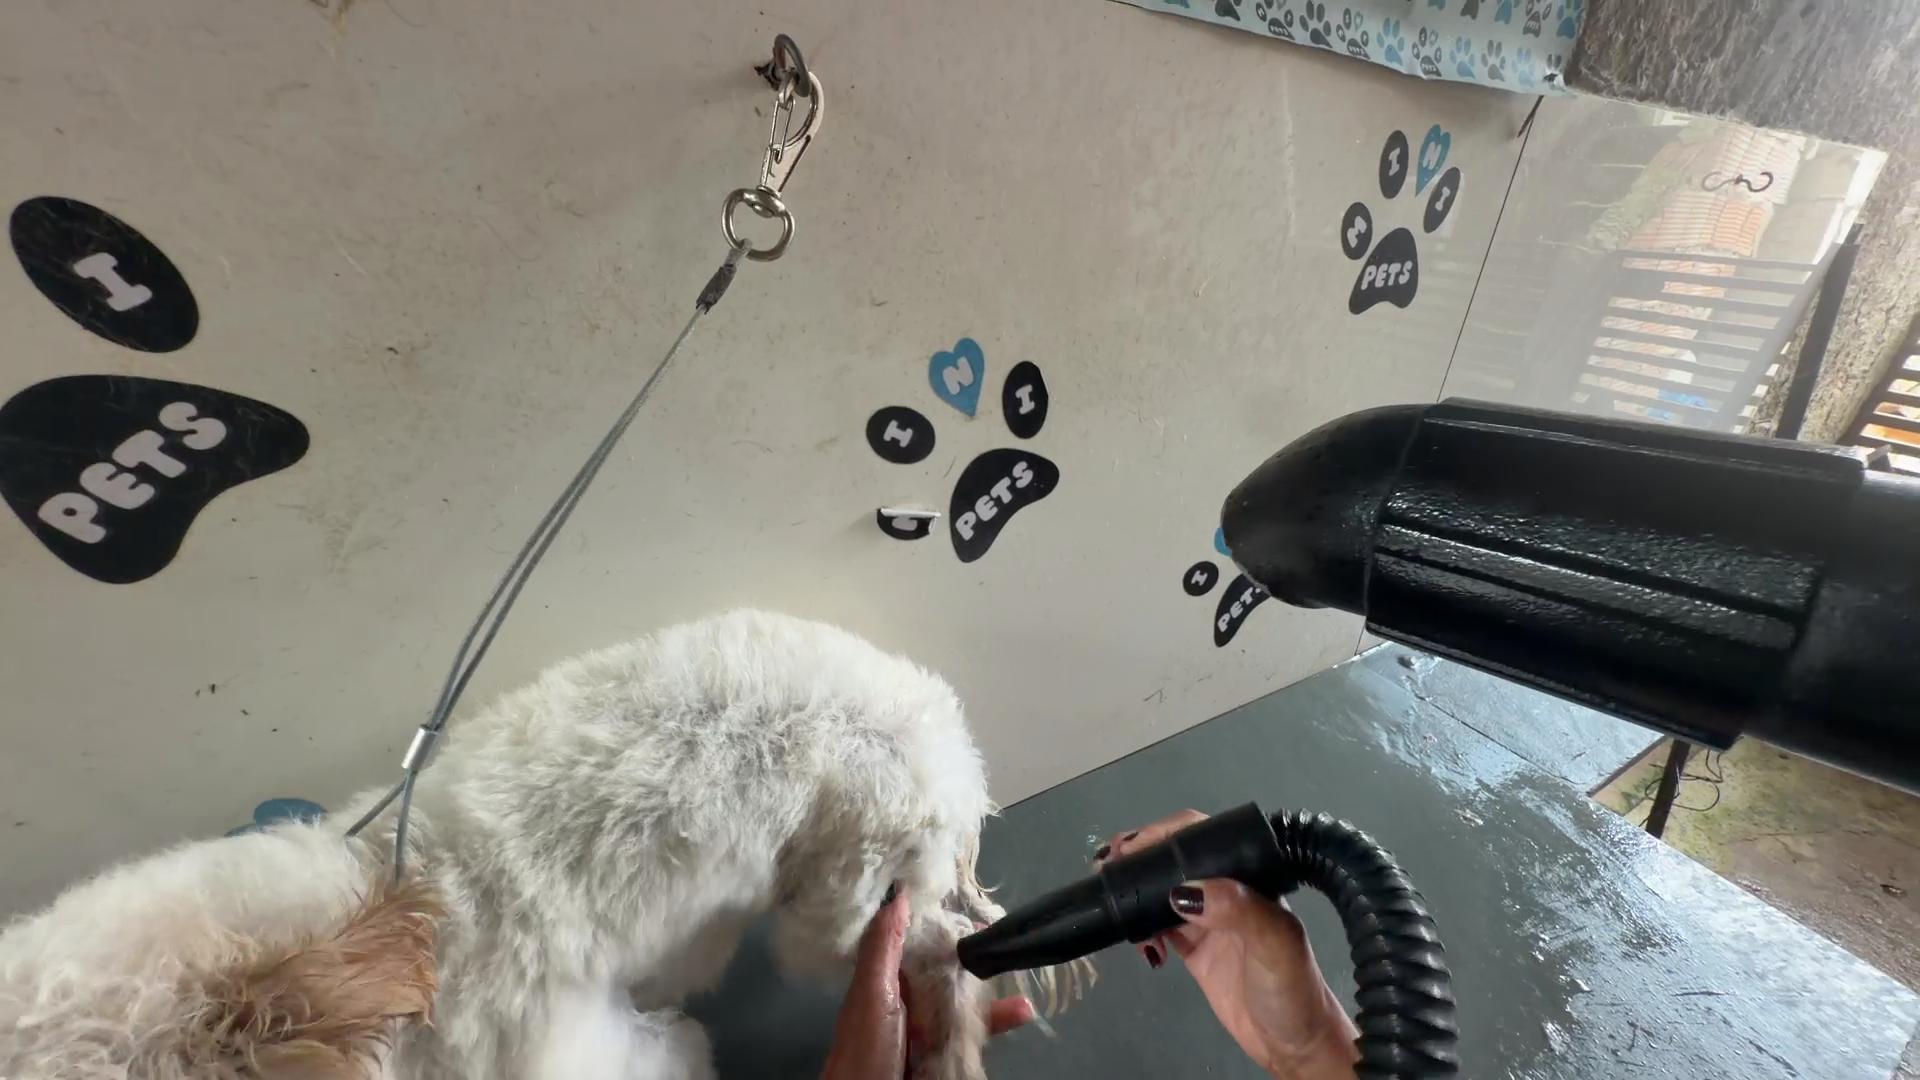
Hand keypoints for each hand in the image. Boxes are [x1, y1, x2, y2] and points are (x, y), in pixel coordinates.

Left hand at [819, 886, 1035, 1079]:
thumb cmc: (865, 1047)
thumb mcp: (872, 991)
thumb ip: (884, 944)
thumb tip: (900, 892)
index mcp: (885, 976)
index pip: (914, 937)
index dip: (939, 919)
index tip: (966, 905)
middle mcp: (906, 997)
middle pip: (943, 965)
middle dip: (970, 950)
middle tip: (999, 935)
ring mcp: (926, 1026)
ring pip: (962, 996)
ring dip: (989, 984)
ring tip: (1014, 966)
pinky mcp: (942, 1053)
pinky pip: (974, 1031)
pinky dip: (998, 1020)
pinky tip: (1021, 1011)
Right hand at [1098, 813, 1360, 1079]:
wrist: (1296, 1049)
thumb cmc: (1293, 989)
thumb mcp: (1273, 942)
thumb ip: (1236, 909)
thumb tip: (1183, 890)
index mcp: (1244, 875)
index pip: (1197, 837)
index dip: (1160, 834)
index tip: (1129, 846)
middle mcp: (1222, 888)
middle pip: (1172, 857)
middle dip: (1138, 856)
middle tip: (1108, 865)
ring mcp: (1206, 917)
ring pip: (1159, 888)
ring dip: (1134, 890)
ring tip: (1114, 897)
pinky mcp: (1192, 946)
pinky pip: (1156, 924)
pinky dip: (1139, 926)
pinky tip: (1139, 940)